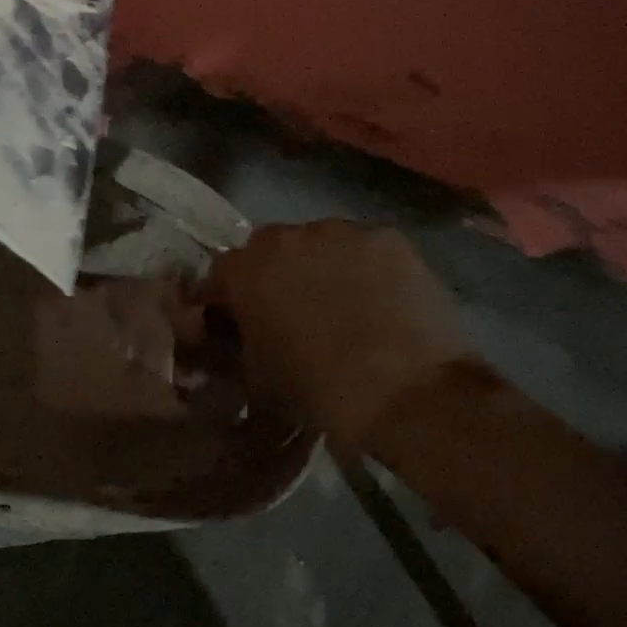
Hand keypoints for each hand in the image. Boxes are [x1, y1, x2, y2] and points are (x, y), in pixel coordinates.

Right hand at [192, 220, 475, 449]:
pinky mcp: (387, 237)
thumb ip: (234, 343)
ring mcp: (339, 231)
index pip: (218, 275)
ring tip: (340, 304)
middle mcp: (285, 237)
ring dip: (318, 266)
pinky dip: (363, 268)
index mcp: (244, 271)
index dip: (224, 300)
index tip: (234, 322)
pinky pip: (362, 249)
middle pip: (267, 249)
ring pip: (317, 243)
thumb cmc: (320, 390)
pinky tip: (378, 300)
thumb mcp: (255, 377)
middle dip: (272, 274)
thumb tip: (230, 335)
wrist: (408, 394)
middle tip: (291, 311)